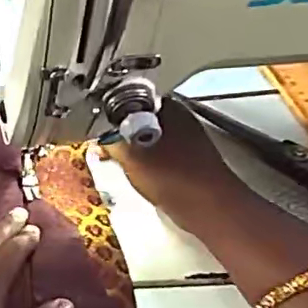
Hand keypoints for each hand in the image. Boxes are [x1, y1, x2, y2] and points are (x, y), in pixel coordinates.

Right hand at [101, 99, 257, 221]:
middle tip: (105, 147)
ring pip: (147, 137)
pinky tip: (139, 174)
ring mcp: (188, 138)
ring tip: (120, 162)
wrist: (211, 209)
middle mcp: (181, 118)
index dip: (110, 111)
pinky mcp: (190, 159)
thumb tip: (101, 133)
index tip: (96, 126)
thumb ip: (111, 139)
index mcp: (169, 107)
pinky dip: (146, 161)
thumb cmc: (171, 177)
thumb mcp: (129, 156)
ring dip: (133, 148)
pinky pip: (158, 153)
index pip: (130, 98)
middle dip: (121, 132)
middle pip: (138, 118)